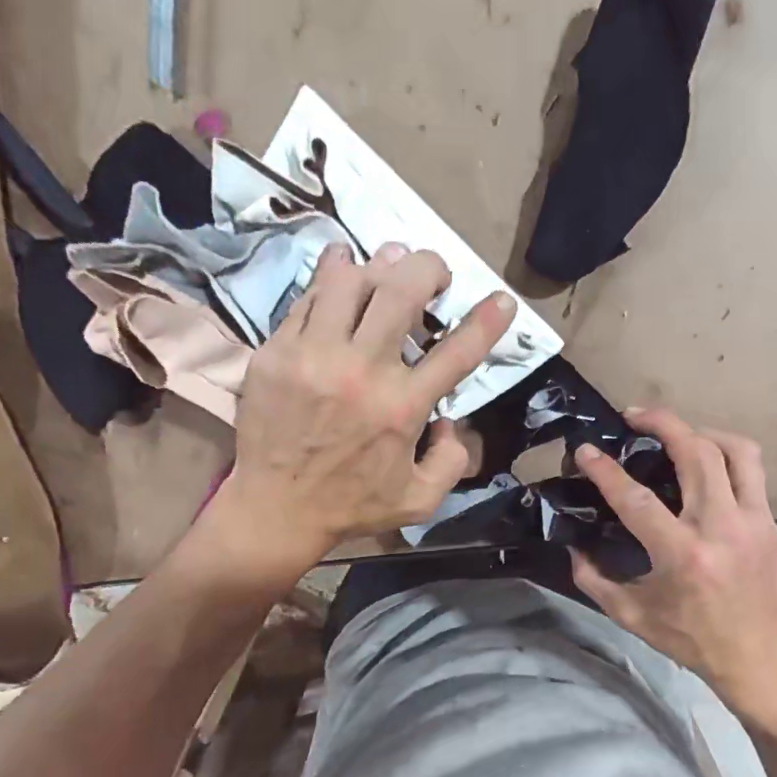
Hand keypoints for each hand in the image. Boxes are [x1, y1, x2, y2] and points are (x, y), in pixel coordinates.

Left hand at [216, 242, 515, 567]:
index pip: (457, 351)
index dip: (487, 320)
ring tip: (383, 269)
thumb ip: (451, 461)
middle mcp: (361, 372)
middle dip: (426, 267)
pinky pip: (307, 299)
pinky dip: (329, 280)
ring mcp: (314, 357)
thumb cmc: (350, 506)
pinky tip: (339, 273)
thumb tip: (450, 420)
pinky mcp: (276, 353)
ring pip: (348, 281)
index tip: (502, 299)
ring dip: (375, 267)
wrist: (273, 509)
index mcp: (402, 408)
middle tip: (431, 273)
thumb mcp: (419, 501)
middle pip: (401, 291)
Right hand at [568, 410, 776, 718]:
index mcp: (683, 555)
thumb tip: (573, 547)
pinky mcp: (769, 523)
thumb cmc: (687, 637)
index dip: (606, 471)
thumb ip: (593, 579)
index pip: (638, 500)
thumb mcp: (629, 614)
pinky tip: (702, 459)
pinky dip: (723, 453)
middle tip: (634, 416)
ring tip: (674, 431)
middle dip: (663, 423)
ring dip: (700, 431)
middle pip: (697, 453)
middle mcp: (721, 529)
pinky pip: (750, 470)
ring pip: (735, 450)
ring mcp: (753, 522)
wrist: (753, 655)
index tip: (585, 451)